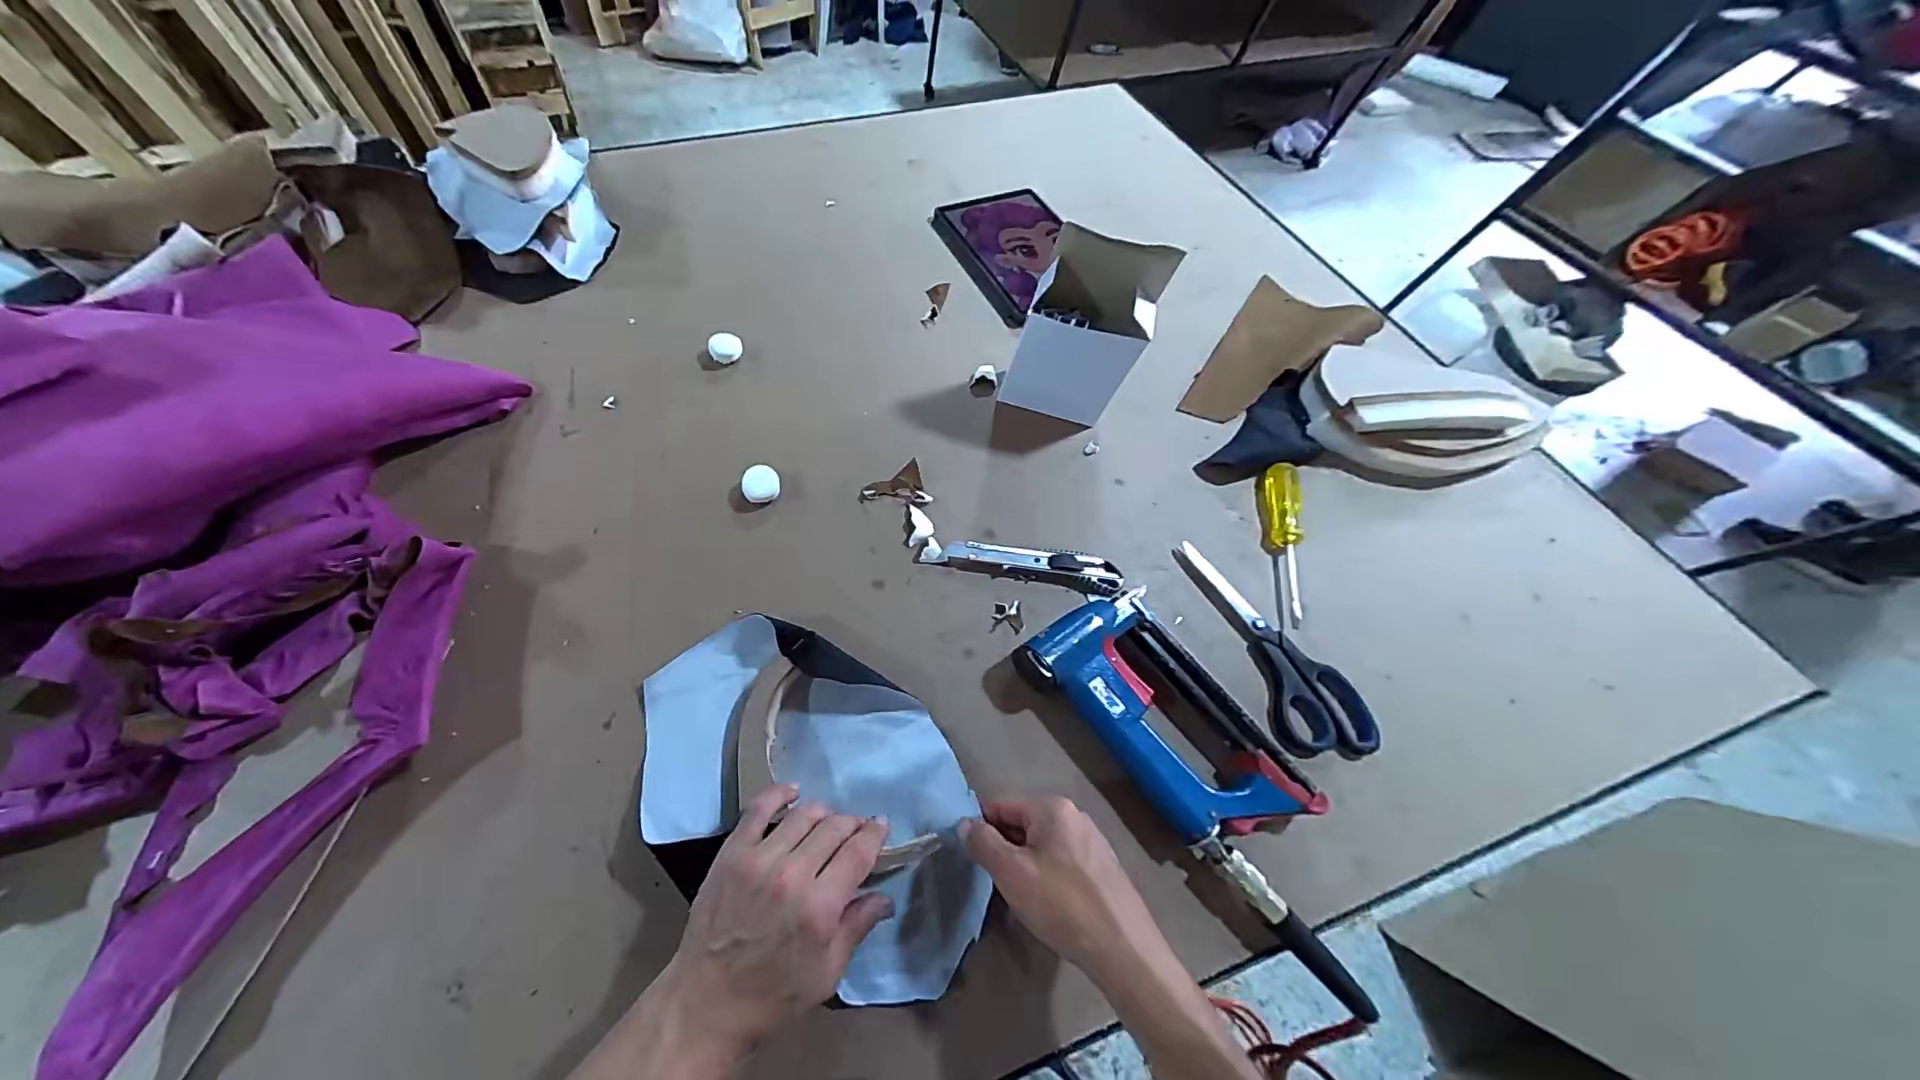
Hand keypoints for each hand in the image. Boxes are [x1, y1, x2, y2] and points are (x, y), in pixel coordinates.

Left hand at [652, 785, 892, 1061]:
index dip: (875, 834)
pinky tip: (793, 793)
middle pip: (835, 827)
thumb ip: (858, 927)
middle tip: (857, 831)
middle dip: (853, 824)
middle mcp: (792, 875)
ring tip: (828, 822)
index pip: (859, 851)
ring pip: (803, 814)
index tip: (881, 828)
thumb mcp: (827, 973)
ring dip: (824, 812)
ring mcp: (758, 860)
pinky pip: (758, 809)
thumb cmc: (772, 995)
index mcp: (819, 907)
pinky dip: (779, 794)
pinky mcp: (731, 854)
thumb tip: (884, 896)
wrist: (705, 1004)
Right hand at [963, 797, 1262, 1079]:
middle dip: (1003, 850)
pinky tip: (1047, 906)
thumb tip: (965, 823)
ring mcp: (1092, 841)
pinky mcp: (1102, 867)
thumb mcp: (1012, 873)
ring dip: (1023, 866)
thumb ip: (983, 843)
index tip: (970, 857)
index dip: (980, 829)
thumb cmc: (1061, 905)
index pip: (1000, 805)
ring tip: (1019, 899)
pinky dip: (1046, 877)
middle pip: (1022, 824)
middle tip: (994, 883)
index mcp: (1053, 808)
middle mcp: (1074, 815)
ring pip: (1041, 846)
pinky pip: (1060, 862)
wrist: (1123, 949)